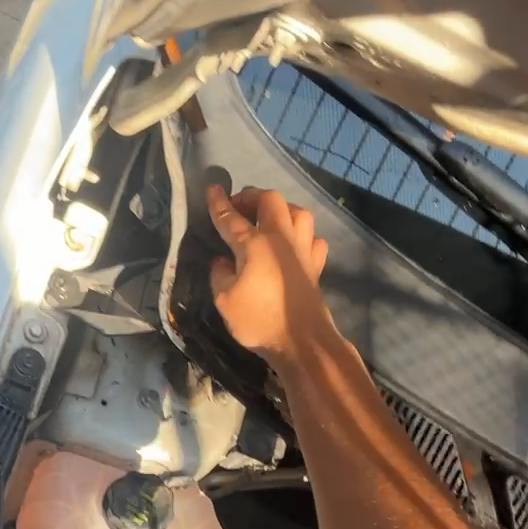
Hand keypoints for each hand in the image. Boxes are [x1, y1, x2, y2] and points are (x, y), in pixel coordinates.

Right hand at [206, 184, 336, 367]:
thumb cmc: (258, 320)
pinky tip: (294, 246)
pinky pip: (313, 239)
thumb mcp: (225, 301)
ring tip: (269, 221)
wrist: (301, 340)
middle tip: (240, 207)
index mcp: (254, 244)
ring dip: (282, 210)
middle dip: (253, 197)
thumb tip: (221, 261)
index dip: (219, 203)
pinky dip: (303, 237)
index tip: (213, 188)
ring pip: (298, 212)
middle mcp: (280, 238)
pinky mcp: (315, 265)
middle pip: (271, 200)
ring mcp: (302, 249)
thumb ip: (219, 275)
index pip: (232, 218)